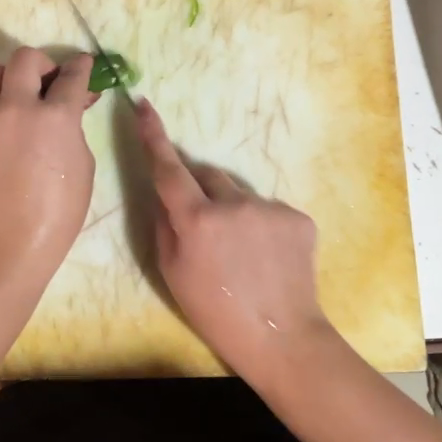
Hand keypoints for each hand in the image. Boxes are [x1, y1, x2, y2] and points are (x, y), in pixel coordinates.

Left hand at [0, 47, 97, 281]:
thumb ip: (74, 126)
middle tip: (48, 82)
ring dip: (10, 78)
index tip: (82, 66)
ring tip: (17, 97)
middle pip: (26, 58)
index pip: (70, 75)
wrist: (8, 242)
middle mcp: (16, 107)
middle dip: (43, 64)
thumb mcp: (82, 165)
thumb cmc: (58, 212)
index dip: (81, 67)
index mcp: (54, 117)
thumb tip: (70, 104)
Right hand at [136, 98, 327, 366]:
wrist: (279, 336)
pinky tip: (266, 257)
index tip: (143, 105)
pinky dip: (261, 225)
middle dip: (199, 189)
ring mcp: (270, 208)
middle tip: (201, 225)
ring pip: (240, 194)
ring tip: (240, 253)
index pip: (168, 168)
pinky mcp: (298, 217)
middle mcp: (234, 204)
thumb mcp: (172, 272)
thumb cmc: (214, 311)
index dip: (153, 136)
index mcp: (196, 220)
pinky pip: (268, 209)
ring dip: (232, 210)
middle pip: (208, 176)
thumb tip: (165, 194)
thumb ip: (164, 224)